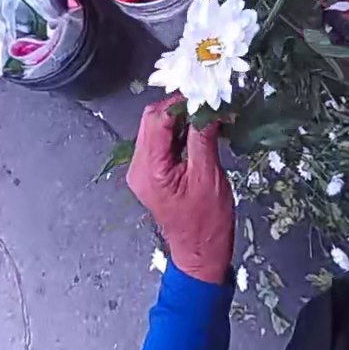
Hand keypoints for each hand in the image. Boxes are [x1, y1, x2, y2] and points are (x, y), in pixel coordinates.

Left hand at [128, 97, 233, 284]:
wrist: (201, 255)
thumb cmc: (207, 222)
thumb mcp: (209, 177)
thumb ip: (204, 138)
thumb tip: (207, 107)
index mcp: (149, 169)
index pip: (156, 120)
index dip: (179, 102)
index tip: (205, 95)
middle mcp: (139, 167)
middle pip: (153, 121)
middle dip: (180, 107)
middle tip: (208, 103)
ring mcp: (145, 170)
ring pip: (158, 128)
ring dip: (182, 118)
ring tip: (209, 114)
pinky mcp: (154, 172)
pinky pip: (164, 141)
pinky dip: (181, 130)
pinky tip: (202, 129)